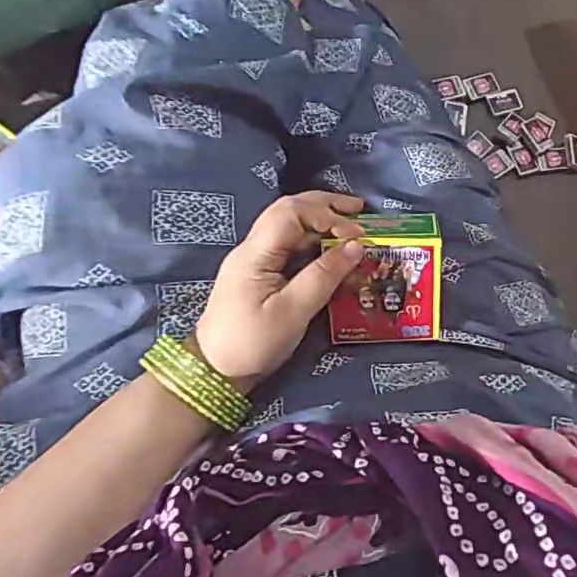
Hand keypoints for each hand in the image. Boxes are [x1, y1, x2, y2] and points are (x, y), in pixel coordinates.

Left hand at [193, 191, 366, 388]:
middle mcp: (253, 249)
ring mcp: (255, 261)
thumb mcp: (293, 312)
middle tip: (360, 210)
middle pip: (289, 210)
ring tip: (352, 227)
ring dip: (321, 222)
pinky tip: (333, 252)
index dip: (328, 215)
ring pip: (290, 227)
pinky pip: (289, 248)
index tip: (358, 235)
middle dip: (326, 206)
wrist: (216, 370)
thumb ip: (324, 276)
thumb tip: (356, 247)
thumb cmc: (253, 342)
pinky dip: (314, 243)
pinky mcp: (260, 275)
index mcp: (256, 253)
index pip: (291, 212)